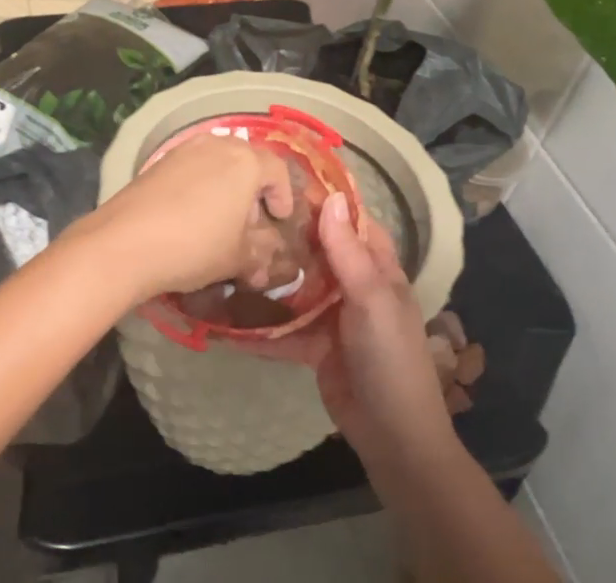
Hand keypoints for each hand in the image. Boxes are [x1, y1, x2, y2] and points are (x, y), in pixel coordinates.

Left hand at [78, 134, 295, 299]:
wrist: (125, 242)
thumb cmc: (195, 246)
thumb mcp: (237, 258)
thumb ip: (259, 255)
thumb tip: (264, 265)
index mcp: (245, 162)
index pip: (277, 170)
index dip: (283, 195)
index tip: (280, 219)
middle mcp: (216, 146)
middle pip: (246, 161)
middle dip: (254, 189)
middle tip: (252, 221)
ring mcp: (183, 151)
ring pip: (217, 162)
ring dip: (226, 186)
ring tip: (221, 220)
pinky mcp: (157, 163)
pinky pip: (191, 169)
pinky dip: (200, 186)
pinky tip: (191, 216)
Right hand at [247, 194, 455, 462]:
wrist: (393, 435)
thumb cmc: (390, 358)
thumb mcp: (372, 301)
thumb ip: (348, 253)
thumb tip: (333, 197)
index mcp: (378, 269)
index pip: (351, 222)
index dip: (325, 200)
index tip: (284, 179)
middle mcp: (354, 286)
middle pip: (318, 251)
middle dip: (287, 235)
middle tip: (241, 214)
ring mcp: (333, 317)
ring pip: (296, 287)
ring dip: (269, 278)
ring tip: (226, 255)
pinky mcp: (314, 346)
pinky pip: (283, 329)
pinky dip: (258, 326)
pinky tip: (222, 318)